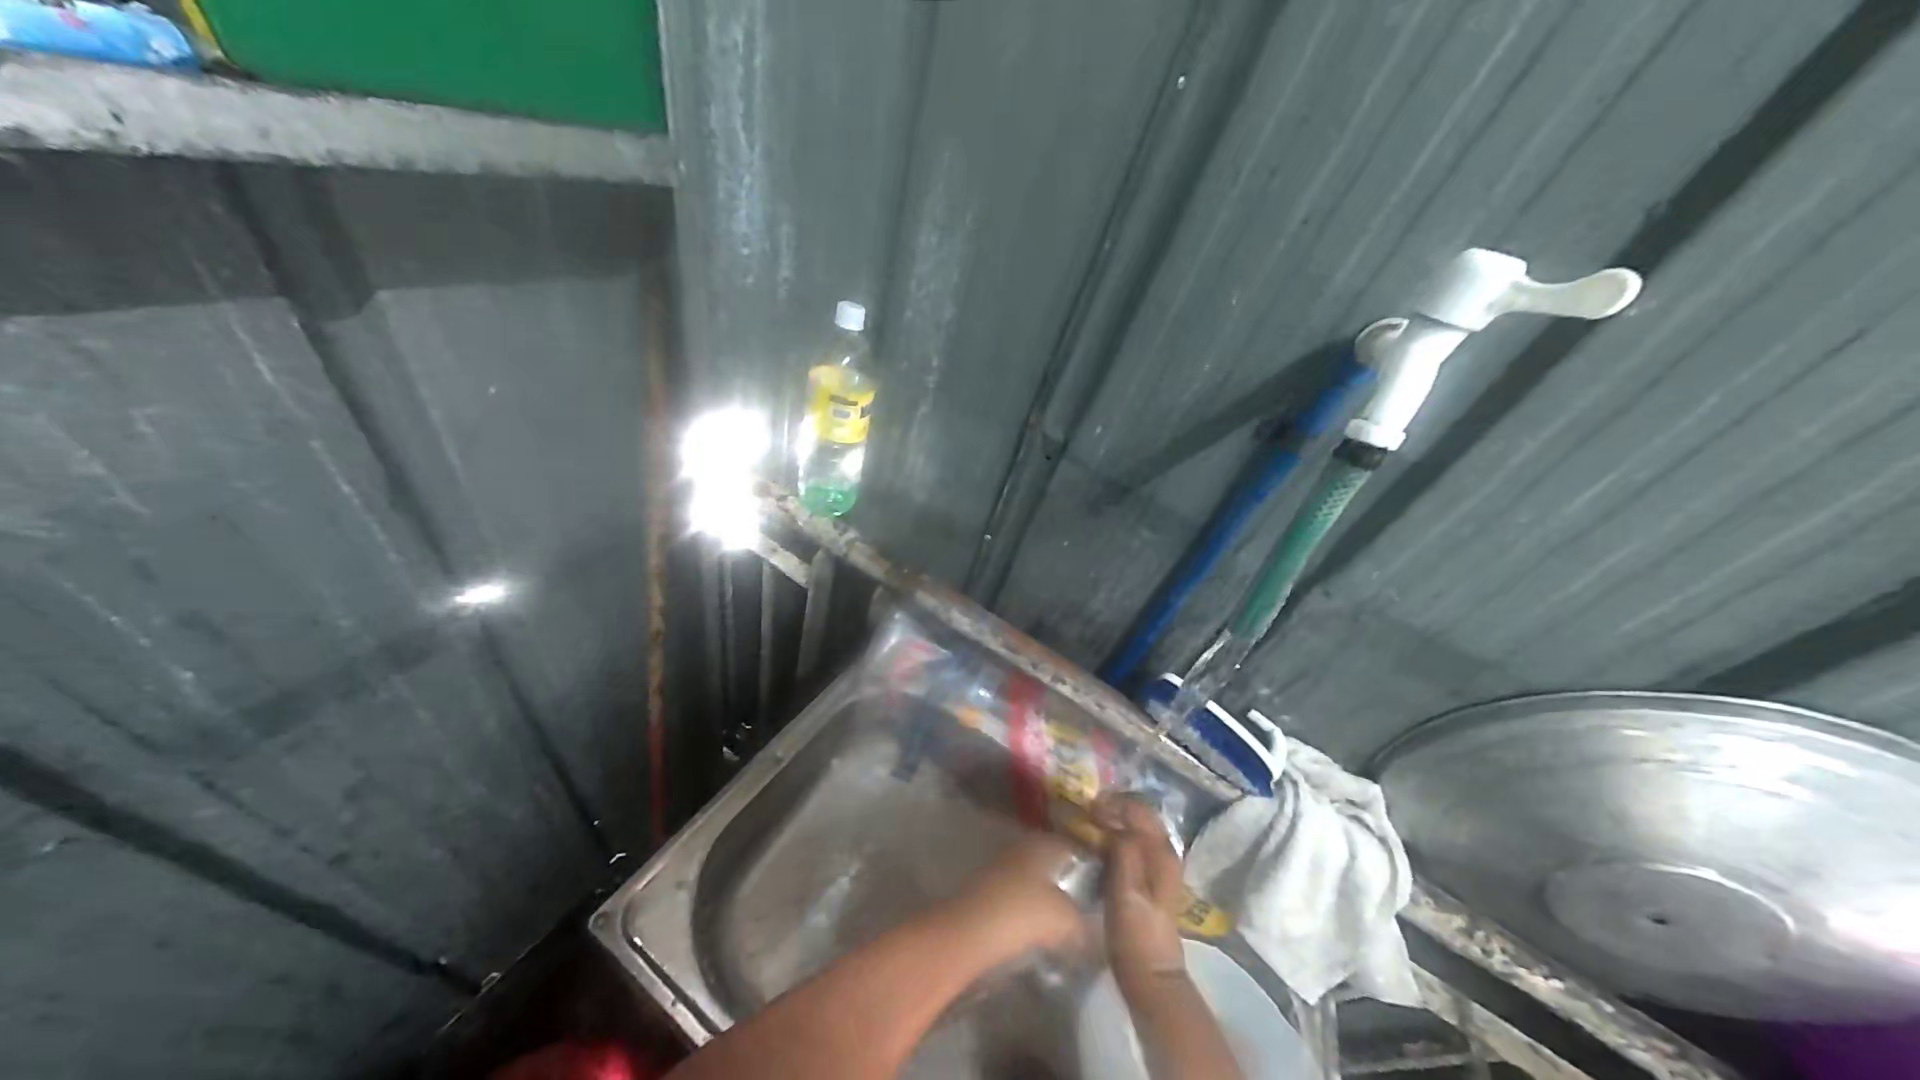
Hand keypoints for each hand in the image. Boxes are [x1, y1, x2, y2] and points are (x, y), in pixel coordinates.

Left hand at [947, 833, 1086, 955]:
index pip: (1075, 848)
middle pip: (1052, 862)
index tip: (1104, 888)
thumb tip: (1090, 928)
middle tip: (1087, 907)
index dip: (1091, 867)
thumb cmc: (1025, 913)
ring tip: (1064, 923)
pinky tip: (1037, 929)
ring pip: (1033, 878)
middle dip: (1068, 883)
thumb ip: (1083, 921)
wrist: (970, 930)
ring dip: (1046, 896)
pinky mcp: (986, 888)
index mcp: (1043, 843)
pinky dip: (1027, 907)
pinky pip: (1016, 894)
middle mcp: (1022, 846)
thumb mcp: (1066, 920)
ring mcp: (1001, 865)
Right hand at [1094, 794, 1188, 995]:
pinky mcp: (1151, 879)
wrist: (1149, 974)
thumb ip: (1124, 852)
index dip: (1113, 803)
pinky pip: (1134, 845)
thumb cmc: (1135, 933)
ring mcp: (1161, 867)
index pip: (1139, 809)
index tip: (1088, 808)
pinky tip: (1099, 847)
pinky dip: (1117, 838)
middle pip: (1140, 817)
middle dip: (1114, 809)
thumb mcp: (1125, 891)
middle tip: (1085, 814)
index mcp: (1162, 852)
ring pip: (1137, 830)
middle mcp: (1166, 853)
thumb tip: (1115, 824)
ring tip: (1089, 826)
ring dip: (1115, 822)